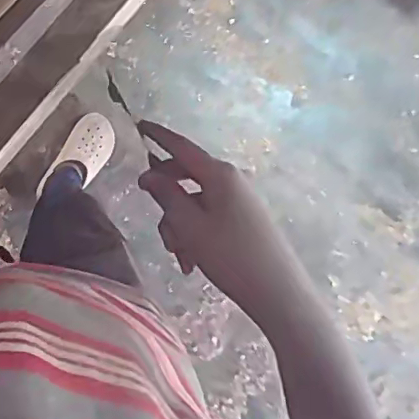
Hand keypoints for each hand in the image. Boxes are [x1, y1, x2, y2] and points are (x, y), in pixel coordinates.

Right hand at [136, 121, 318, 326]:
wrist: (279, 293)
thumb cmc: (229, 255)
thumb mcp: (188, 224)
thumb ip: (165, 194)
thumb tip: (149, 175)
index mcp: (218, 174)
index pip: (181, 147)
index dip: (158, 136)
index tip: (140, 125)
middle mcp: (230, 181)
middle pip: (185, 177)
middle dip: (166, 201)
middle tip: (156, 224)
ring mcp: (239, 200)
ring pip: (193, 202)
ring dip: (179, 225)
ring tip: (180, 256)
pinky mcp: (244, 219)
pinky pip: (208, 216)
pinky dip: (194, 234)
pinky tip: (192, 261)